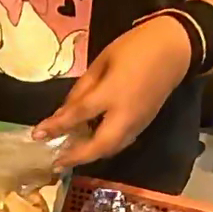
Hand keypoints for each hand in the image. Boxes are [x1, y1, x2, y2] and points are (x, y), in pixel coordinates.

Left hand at [34, 15, 192, 167]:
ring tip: (70, 156)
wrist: (176, 49)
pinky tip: (90, 144)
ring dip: (89, 156)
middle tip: (56, 163)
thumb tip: (65, 111)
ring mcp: (137, 125)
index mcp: (112, 95)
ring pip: (110, 149)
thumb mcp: (101, 63)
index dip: (56, 127)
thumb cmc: (135, 48)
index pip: (78, 116)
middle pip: (98, 147)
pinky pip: (119, 143)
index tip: (37, 135)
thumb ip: (82, 90)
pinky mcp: (143, 126)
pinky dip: (102, 148)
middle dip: (76, 157)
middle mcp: (125, 117)